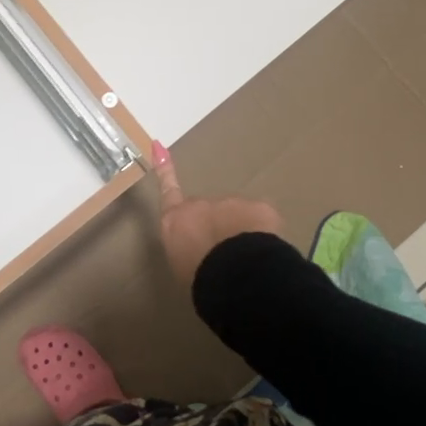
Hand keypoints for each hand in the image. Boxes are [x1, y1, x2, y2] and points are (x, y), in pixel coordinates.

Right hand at [151, 141, 282, 288]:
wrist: (234, 274)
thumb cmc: (199, 278)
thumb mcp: (182, 266)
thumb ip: (188, 248)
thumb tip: (201, 251)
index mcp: (175, 221)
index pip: (168, 192)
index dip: (165, 171)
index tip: (160, 147)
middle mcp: (200, 205)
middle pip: (209, 212)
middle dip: (217, 227)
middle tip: (225, 257)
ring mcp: (230, 202)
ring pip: (237, 216)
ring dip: (241, 233)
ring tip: (245, 261)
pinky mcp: (258, 207)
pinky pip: (261, 221)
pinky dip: (263, 235)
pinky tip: (264, 254)